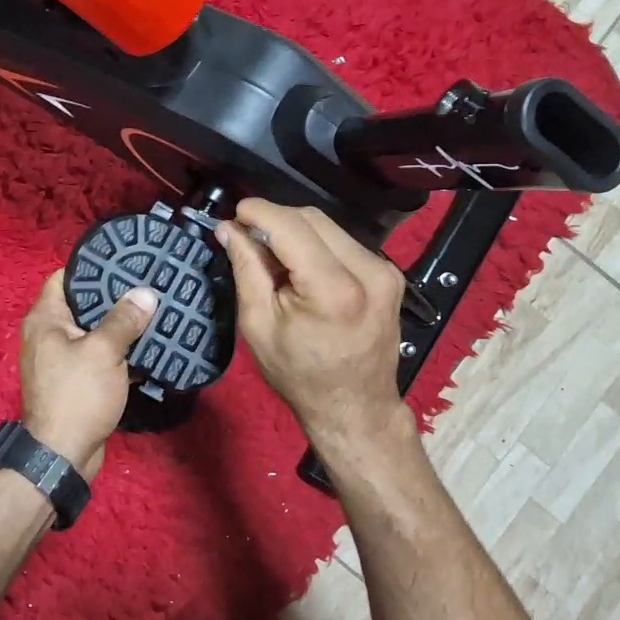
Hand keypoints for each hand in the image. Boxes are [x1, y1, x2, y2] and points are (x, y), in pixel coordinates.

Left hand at [18, 269, 158, 479]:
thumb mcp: (104, 351)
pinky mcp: (75, 383)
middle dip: (113, 296)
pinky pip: (99, 357)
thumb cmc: (77, 395)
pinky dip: (120, 352)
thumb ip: (124, 319)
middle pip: (82, 304)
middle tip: (147, 283)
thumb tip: (145, 293)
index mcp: (45, 320)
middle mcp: (48, 336)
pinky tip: (149, 346)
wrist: (63, 455)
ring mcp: (61, 361)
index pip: (64, 278)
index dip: (92, 266)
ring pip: (94, 333)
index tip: (123, 259)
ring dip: (120, 326)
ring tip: (153, 309)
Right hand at [216, 199, 405, 447]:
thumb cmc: (300, 374)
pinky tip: (300, 267)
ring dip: (295, 231)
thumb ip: (246, 269)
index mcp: (334, 288)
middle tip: (246, 237)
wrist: (355, 407)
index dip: (259, 212)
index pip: (291, 226)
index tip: (234, 212)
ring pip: (329, 227)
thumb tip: (229, 228)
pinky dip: (316, 245)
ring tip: (272, 256)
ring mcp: (384, 270)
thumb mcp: (258, 325)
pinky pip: (344, 242)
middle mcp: (367, 270)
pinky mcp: (389, 274)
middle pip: (312, 219)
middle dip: (275, 220)